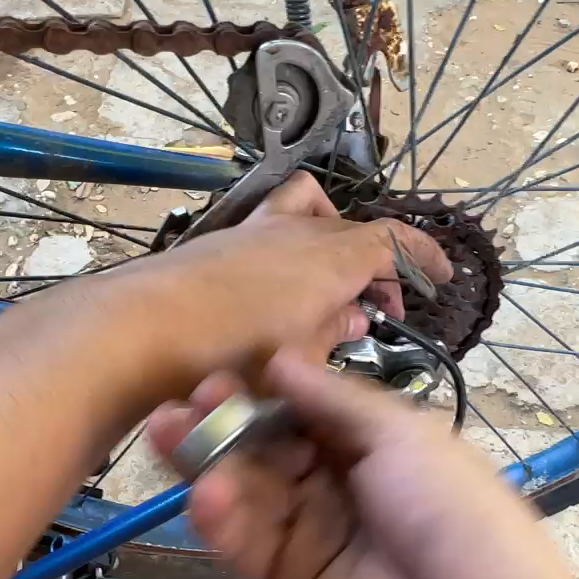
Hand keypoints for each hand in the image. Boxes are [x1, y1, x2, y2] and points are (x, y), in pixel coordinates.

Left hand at [115, 171, 452, 386]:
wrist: (136, 331)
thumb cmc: (228, 355)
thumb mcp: (296, 359)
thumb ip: (331, 333)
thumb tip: (353, 316)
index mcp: (330, 259)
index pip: (394, 240)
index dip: (424, 256)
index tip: (443, 277)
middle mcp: (296, 231)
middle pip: (353, 232)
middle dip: (376, 267)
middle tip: (376, 311)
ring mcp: (255, 229)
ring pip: (312, 219)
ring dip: (332, 251)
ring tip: (327, 296)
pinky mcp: (221, 241)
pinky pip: (274, 231)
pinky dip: (292, 253)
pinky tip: (276, 296)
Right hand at [146, 352, 578, 578]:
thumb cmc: (459, 515)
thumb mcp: (408, 438)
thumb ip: (337, 402)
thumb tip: (281, 360)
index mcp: (372, 446)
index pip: (301, 411)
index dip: (262, 394)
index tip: (222, 374)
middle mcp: (336, 486)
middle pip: (266, 450)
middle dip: (223, 426)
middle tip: (179, 407)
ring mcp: (311, 536)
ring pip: (248, 493)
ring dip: (209, 465)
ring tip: (170, 436)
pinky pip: (249, 544)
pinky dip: (222, 518)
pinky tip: (204, 494)